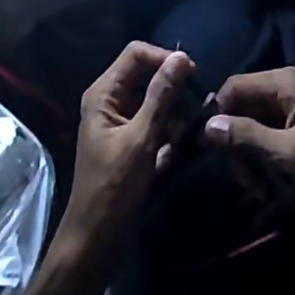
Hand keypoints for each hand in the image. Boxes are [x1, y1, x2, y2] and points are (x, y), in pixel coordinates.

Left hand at [64, 42, 194, 238]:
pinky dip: (169, 133)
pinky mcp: (131, 142)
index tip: (194, 75)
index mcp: (103, 93)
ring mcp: (120, 122)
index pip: (135, 54)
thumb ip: (161, 96)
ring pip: (154, 101)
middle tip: (197, 108)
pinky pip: (155, 124)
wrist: (97, 240)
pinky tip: (177, 151)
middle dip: (173, 89)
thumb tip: (181, 57)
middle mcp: (110, 101)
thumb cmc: (114, 188)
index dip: (164, 58)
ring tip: (187, 134)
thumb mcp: (141, 139)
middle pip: (147, 76)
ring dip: (174, 114)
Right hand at [204, 66, 294, 208]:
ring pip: (252, 122)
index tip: (215, 149)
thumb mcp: (289, 153)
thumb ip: (247, 136)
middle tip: (245, 179)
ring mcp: (291, 103)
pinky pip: (267, 131)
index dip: (219, 115)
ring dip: (249, 153)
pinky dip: (263, 154)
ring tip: (258, 186)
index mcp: (282, 82)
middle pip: (241, 106)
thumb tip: (206, 127)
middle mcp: (283, 85)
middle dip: (237, 142)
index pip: (232, 87)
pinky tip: (267, 180)